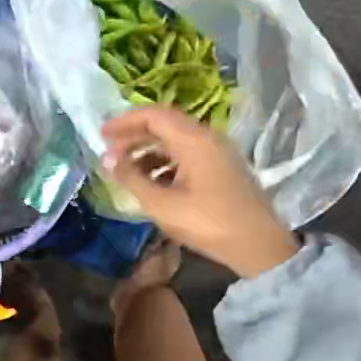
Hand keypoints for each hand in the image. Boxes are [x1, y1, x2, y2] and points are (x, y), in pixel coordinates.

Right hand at [100, 106, 298, 277]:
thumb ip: (132, 179)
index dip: (124, 121)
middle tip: (109, 152)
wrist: (259, 246)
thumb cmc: (209, 224)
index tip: (101, 134)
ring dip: (148, 150)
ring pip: (176, 140)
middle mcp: (207, 137)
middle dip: (134, 136)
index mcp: (194, 140)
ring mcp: (218, 152)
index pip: (153, 115)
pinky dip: (165, 161)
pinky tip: (151, 182)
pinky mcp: (222, 167)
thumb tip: (108, 159)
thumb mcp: (163, 205)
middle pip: (165, 124)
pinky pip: (187, 153)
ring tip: (126, 170)